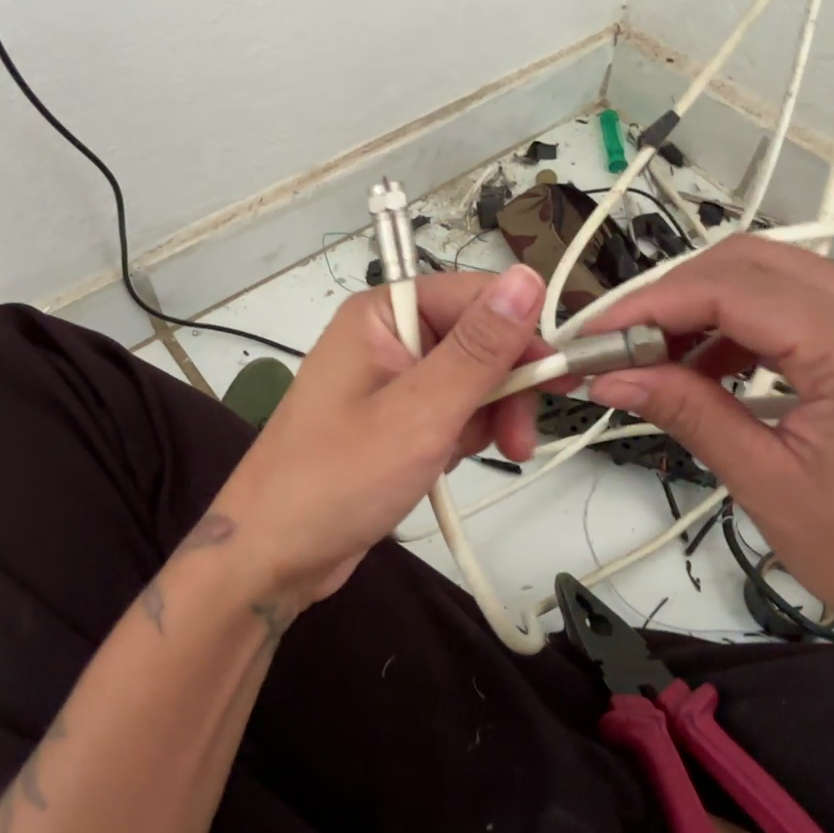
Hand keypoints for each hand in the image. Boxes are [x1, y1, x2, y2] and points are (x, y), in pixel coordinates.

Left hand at [211, 265, 550, 605]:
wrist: (273, 555)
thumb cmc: (337, 480)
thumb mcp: (420, 412)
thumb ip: (479, 348)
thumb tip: (529, 276)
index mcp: (382, 314)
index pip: (475, 296)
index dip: (521, 332)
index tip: (560, 379)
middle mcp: (384, 336)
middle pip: (475, 339)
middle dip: (504, 387)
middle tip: (519, 442)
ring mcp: (386, 381)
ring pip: (467, 380)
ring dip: (485, 418)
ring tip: (478, 458)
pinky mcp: (389, 420)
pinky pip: (446, 412)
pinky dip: (459, 436)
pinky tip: (447, 464)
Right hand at [584, 237, 833, 674]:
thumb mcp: (765, 482)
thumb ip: (687, 411)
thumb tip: (608, 377)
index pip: (730, 288)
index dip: (649, 304)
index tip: (592, 335)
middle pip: (750, 263)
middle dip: (673, 296)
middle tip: (619, 346)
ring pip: (774, 277)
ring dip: (707, 308)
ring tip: (658, 361)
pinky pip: (804, 305)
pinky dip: (747, 324)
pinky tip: (713, 368)